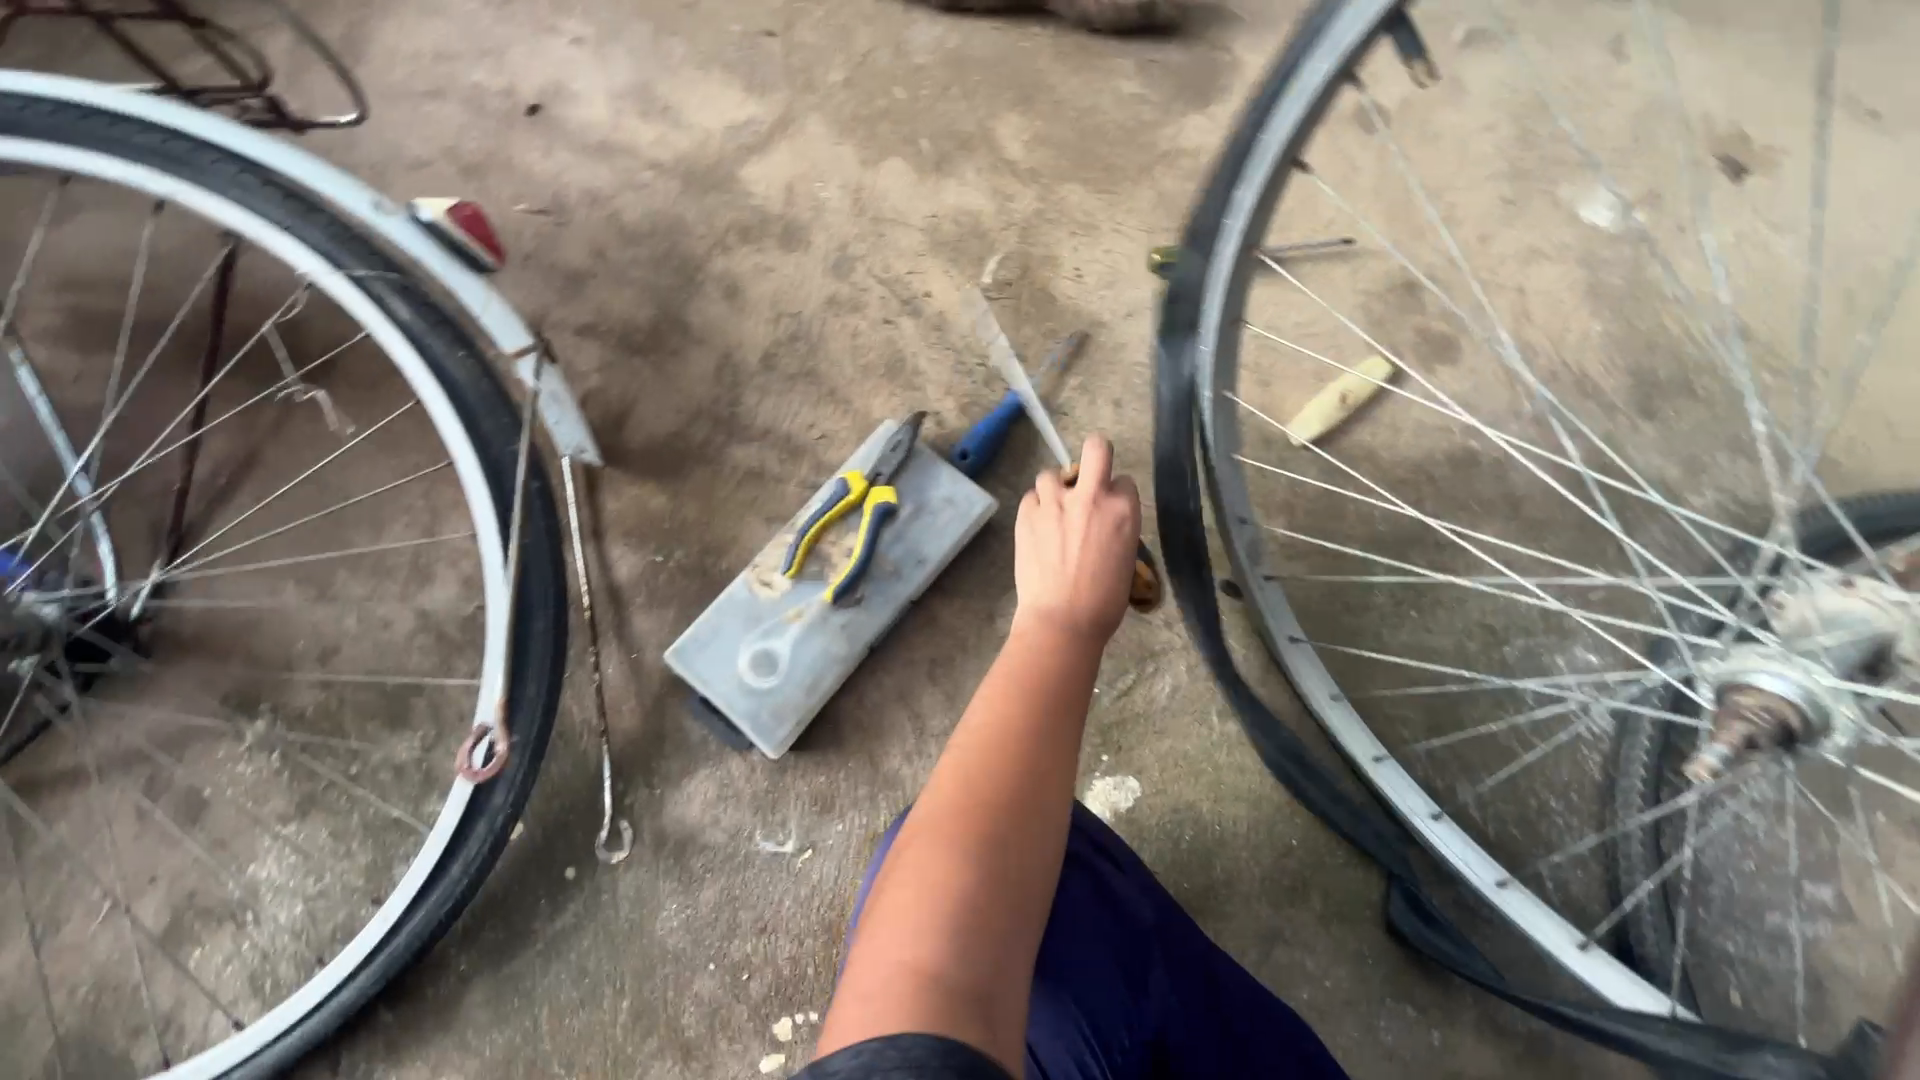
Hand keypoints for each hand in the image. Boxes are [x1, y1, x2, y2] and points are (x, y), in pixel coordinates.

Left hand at [1011, 434, 1141, 648]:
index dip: (1115, 494)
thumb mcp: (1126, 560)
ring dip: (1054, 490)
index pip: (1124, 481)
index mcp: (1123, 509)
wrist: (1062, 620)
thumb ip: (1116, 529)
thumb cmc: (1103, 602)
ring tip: (1053, 513)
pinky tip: (1037, 529)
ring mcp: (1055, 503)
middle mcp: (1090, 496)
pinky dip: (1035, 508)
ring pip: (1052, 474)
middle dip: (1094, 455)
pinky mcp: (1027, 514)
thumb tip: (1103, 523)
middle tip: (1086, 477)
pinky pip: (1031, 497)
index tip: (1108, 510)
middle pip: (1096, 448)